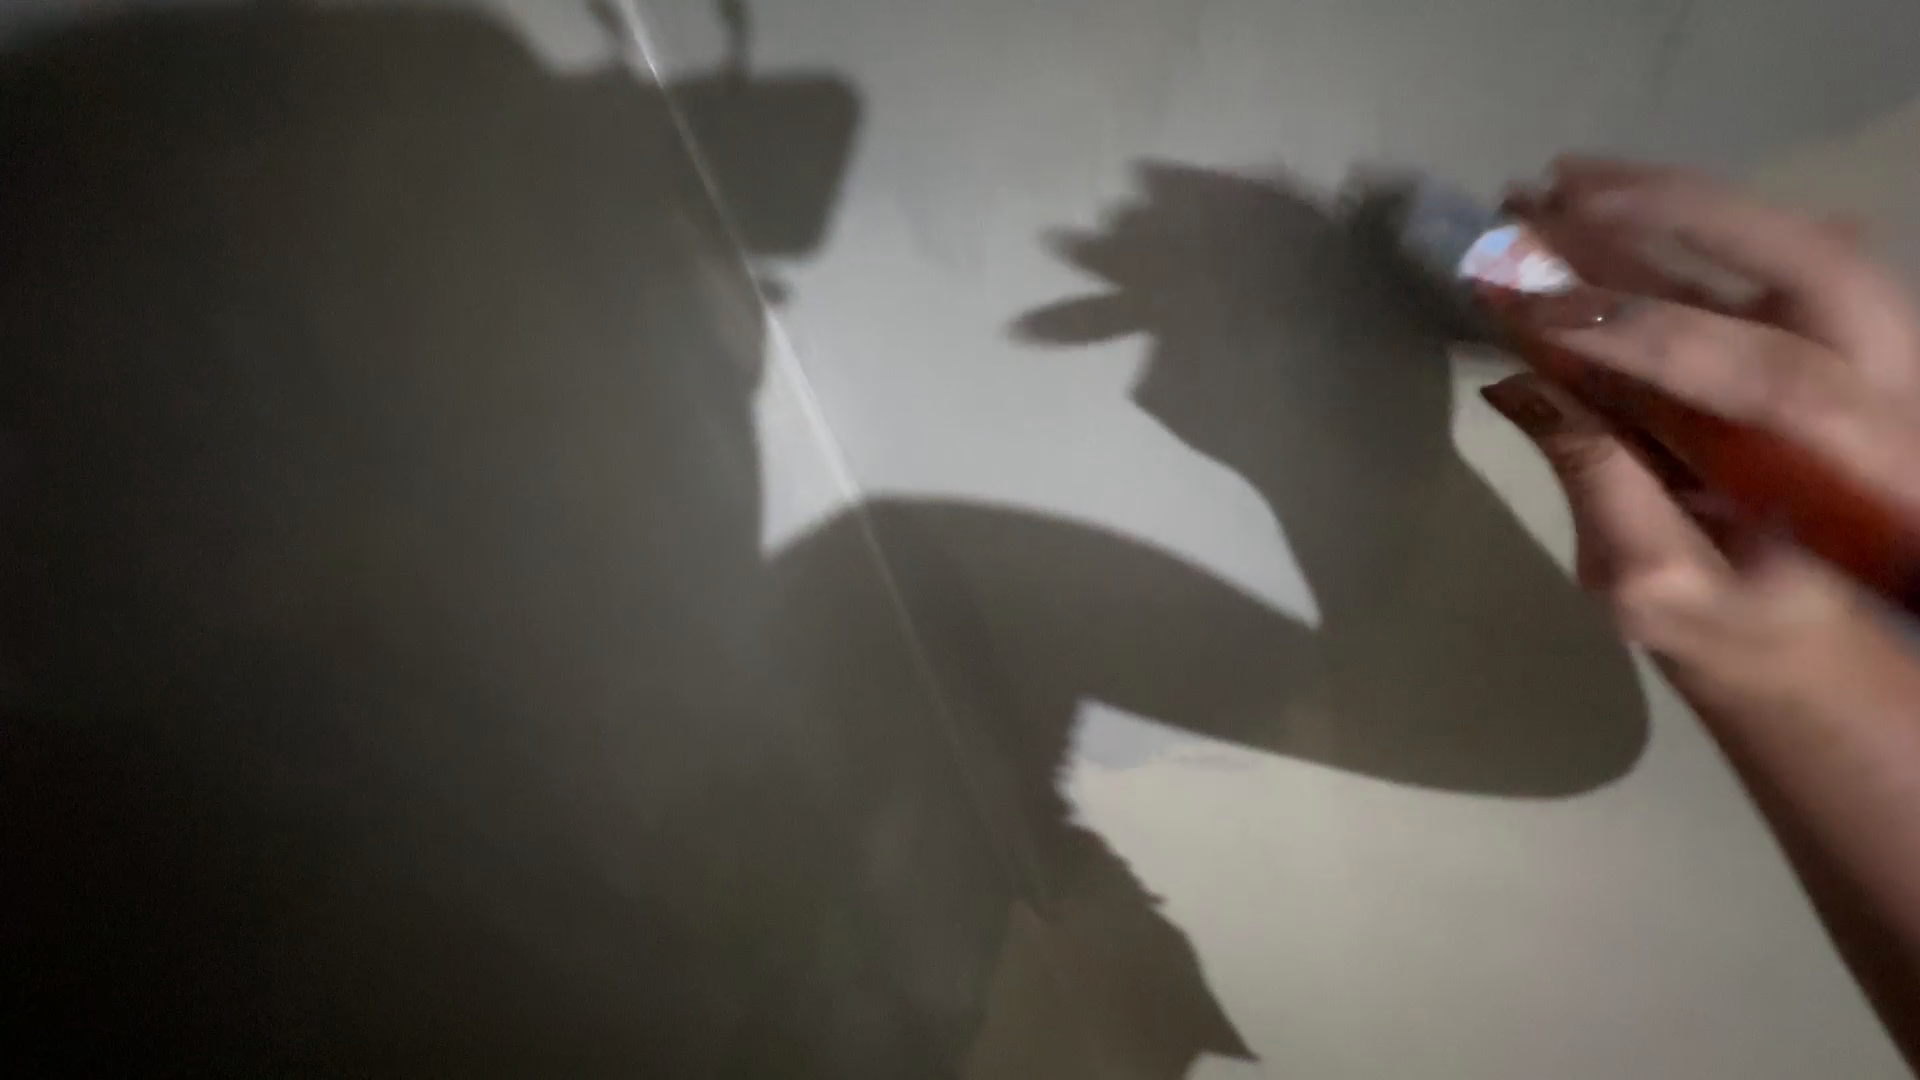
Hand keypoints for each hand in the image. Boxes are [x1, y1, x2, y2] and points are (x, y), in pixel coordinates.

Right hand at [1484, 158, 1919, 718]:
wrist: (1813, 633)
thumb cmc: (1735, 627)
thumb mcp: (1658, 587)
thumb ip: (1599, 485)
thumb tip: (1520, 388)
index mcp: (1855, 462)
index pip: (1742, 366)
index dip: (1632, 332)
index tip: (1532, 307)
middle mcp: (1881, 381)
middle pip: (1802, 261)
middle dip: (1669, 220)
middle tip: (1554, 197)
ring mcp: (1855, 357)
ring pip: (1774, 248)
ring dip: (1657, 209)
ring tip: (1553, 187)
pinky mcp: (1804, 352)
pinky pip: (1744, 272)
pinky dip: (1664, 235)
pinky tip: (1594, 215)